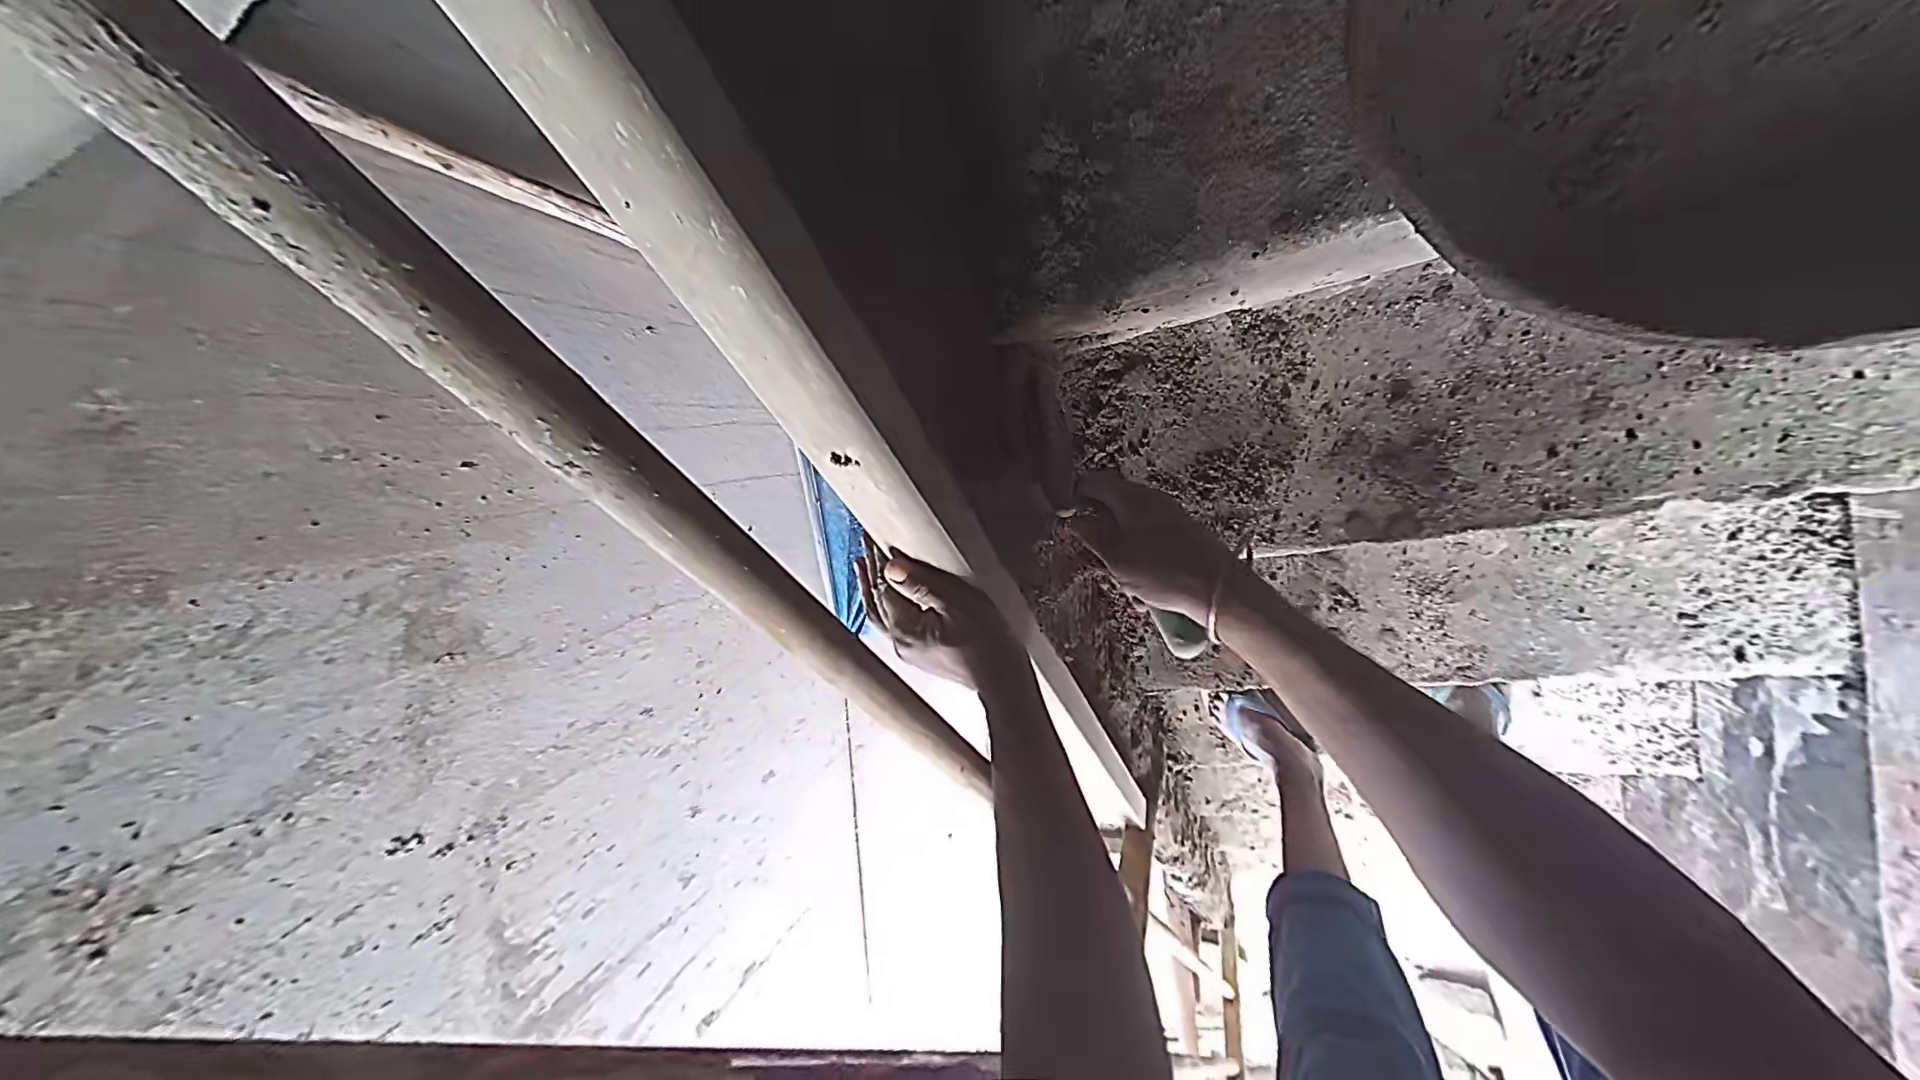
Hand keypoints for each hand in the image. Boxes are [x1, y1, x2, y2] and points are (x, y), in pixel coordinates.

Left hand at [858, 550, 1028, 692]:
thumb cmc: (986, 641)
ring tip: (866, 568)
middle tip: (865, 547)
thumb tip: (891, 567)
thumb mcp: (957, 603)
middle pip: (876, 602)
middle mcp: (899, 642)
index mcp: (904, 629)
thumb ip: (922, 584)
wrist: (1003, 680)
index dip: (877, 562)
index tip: (873, 539)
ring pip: (882, 614)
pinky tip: (893, 597)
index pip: (883, 587)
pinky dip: (888, 604)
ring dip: (873, 589)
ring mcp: (909, 651)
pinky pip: (894, 623)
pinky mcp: (921, 654)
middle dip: (869, 574)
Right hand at [1063, 471, 1242, 622]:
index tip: (1066, 515)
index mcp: (1132, 498)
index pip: (1093, 482)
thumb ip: (1090, 535)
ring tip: (1124, 580)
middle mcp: (1152, 500)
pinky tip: (1144, 589)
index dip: (1075, 497)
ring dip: (1120, 552)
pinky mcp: (1181, 534)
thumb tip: (1074, 520)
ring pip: (1129, 528)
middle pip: (1112, 506)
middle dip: (1100, 532)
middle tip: (1095, 557)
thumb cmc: (1167, 573)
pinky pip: (1149, 542)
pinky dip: (1140, 561)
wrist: (1218, 591)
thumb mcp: (1116, 557)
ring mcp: (1169, 515)